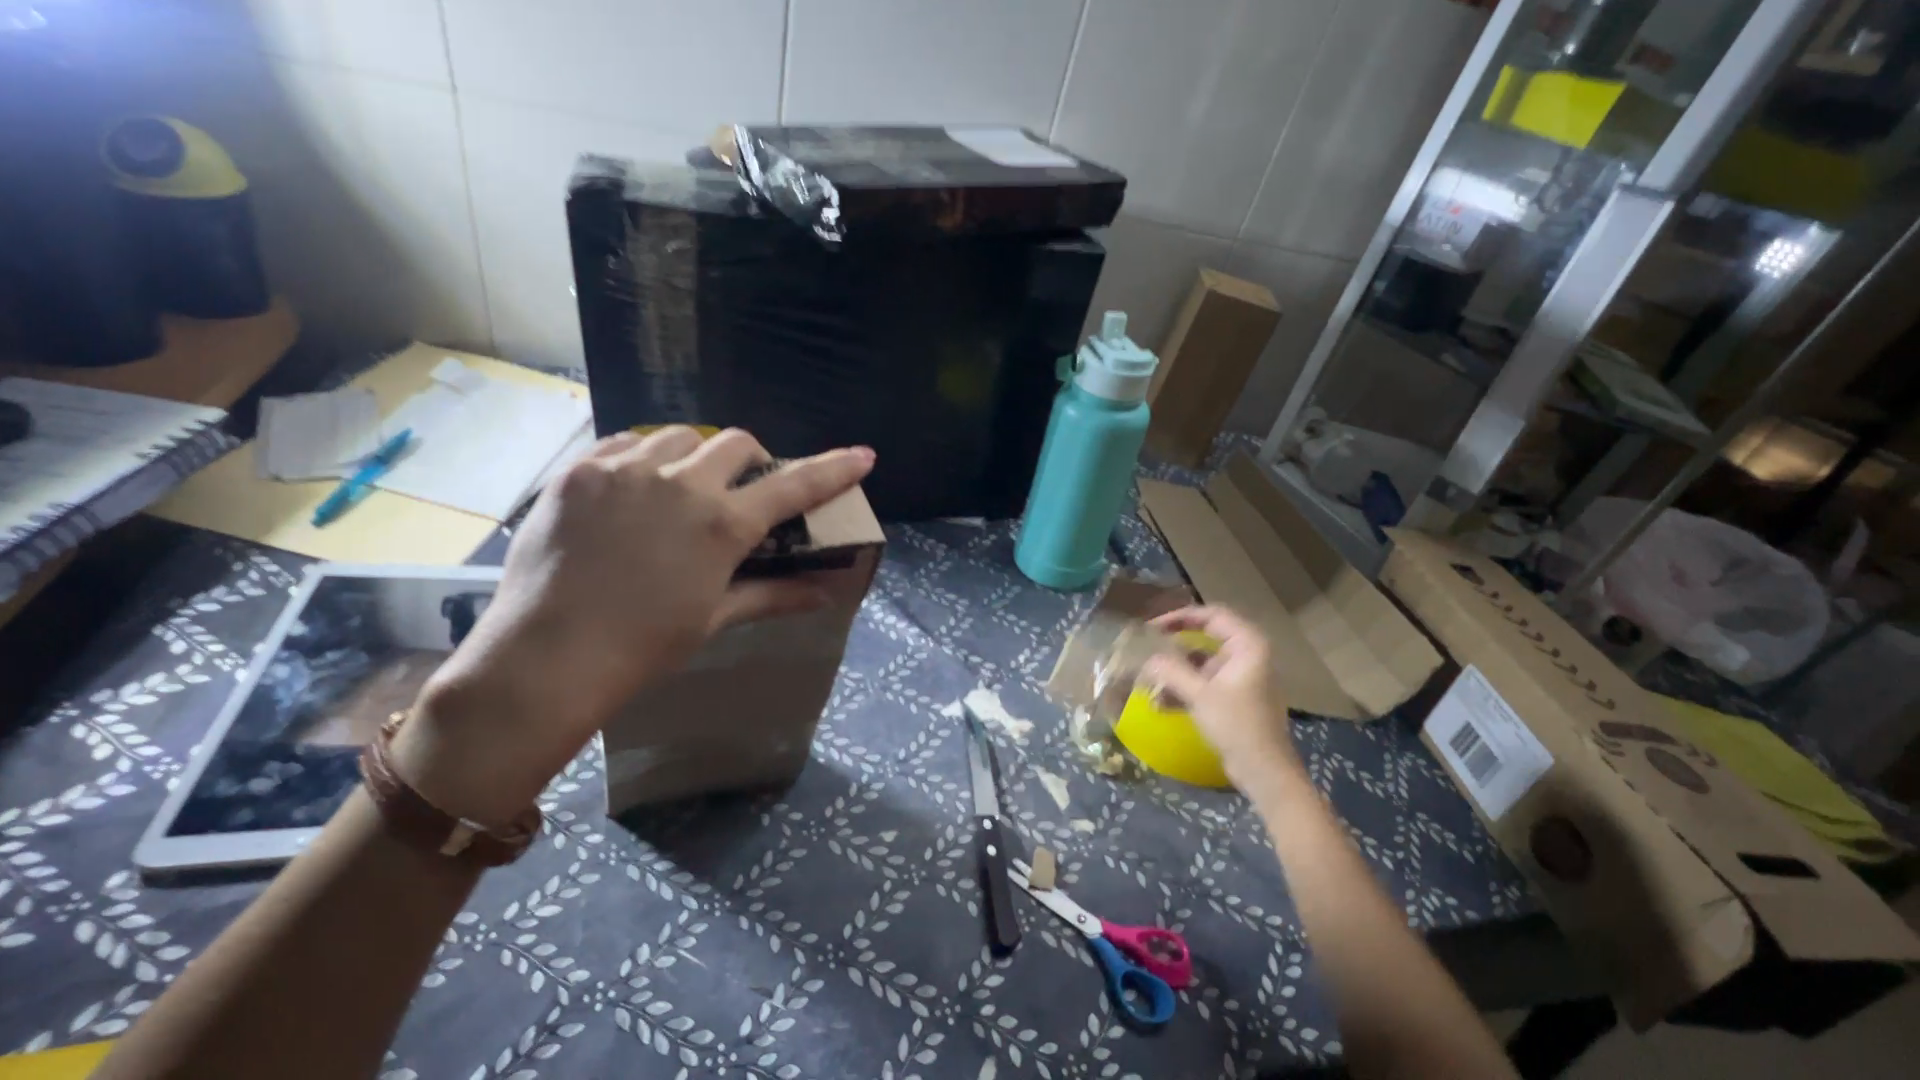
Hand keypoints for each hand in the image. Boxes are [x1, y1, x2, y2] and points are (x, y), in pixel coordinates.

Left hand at [393, 426, 874, 824]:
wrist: (548, 655)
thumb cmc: (643, 646)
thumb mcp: (713, 617)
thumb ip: (773, 593)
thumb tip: (829, 591)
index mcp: (722, 524)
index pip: (794, 485)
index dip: (833, 469)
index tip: (864, 455)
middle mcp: (680, 482)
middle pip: (736, 442)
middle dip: (750, 459)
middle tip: (739, 489)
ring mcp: (625, 470)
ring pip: (679, 436)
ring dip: (693, 457)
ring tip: (678, 490)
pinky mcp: (580, 470)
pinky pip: (624, 443)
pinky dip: (641, 457)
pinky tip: (632, 488)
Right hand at [1139, 606, 1301, 789]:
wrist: (1264, 770)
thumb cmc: (1237, 725)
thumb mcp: (1200, 695)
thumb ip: (1171, 671)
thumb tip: (1146, 659)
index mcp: (1248, 645)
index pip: (1212, 615)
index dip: (1180, 617)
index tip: (1152, 626)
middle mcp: (1247, 655)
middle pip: (1205, 638)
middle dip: (1173, 646)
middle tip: (1147, 647)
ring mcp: (1241, 677)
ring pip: (1201, 663)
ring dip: (1175, 671)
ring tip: (1148, 679)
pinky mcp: (1234, 698)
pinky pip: (1204, 683)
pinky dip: (1184, 689)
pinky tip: (1160, 702)